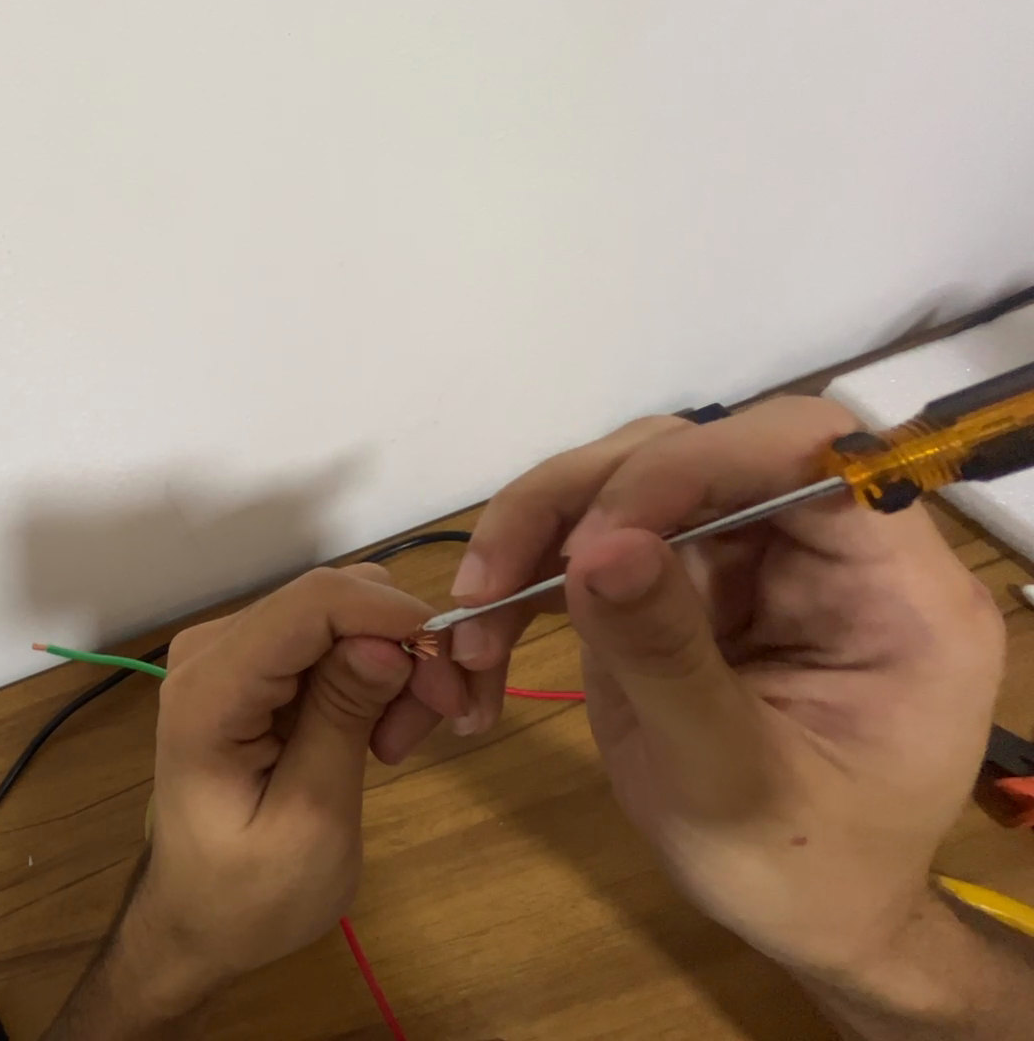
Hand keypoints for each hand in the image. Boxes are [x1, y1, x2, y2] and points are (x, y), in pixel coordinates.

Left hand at [45, 565, 465, 1037]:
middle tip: (441, 724)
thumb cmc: (249, 892)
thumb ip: (341, 718)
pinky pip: (326, 639)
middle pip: (330, 601)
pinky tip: (374, 735)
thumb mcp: (310, 819)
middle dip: (402, 646)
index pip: (311, 602)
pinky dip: (368, 676)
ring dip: (391, 667)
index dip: (394, 617)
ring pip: (338, 614)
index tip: (454, 682)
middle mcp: (210, 647)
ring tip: (394, 748)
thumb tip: (388, 639)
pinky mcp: (249, 664)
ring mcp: (226, 650)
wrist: (198, 912)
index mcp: (210, 687)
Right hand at [448, 398, 1005, 985]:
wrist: (779, 900)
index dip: (686, 469)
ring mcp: (721, 562)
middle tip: (486, 586)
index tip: (587, 546)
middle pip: (673, 452)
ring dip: (520, 540)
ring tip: (470, 615)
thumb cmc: (791, 859)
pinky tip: (480, 634)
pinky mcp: (655, 584)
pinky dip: (512, 581)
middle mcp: (799, 549)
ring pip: (604, 486)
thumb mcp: (727, 772)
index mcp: (881, 586)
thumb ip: (667, 655)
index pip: (796, 452)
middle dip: (564, 506)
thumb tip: (595, 547)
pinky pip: (569, 544)